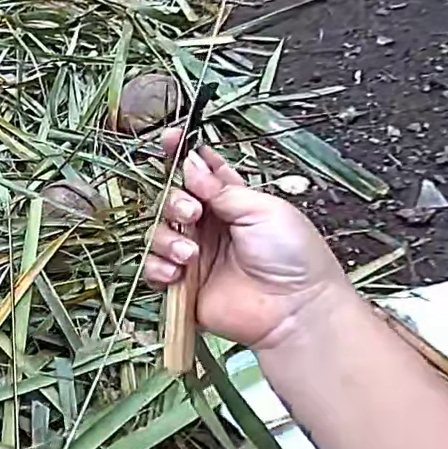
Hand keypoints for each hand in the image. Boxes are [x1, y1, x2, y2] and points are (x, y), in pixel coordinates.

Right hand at [143, 128, 356, 351]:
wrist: (293, 309)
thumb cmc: (290, 255)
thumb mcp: (262, 209)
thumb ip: (221, 189)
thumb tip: (191, 163)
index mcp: (231, 202)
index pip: (200, 173)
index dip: (182, 155)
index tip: (170, 139)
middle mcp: (208, 226)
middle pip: (172, 201)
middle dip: (174, 202)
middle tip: (192, 213)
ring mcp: (194, 256)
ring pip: (159, 234)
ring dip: (168, 239)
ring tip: (191, 254)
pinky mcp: (183, 286)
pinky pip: (154, 270)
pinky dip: (159, 268)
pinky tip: (177, 273)